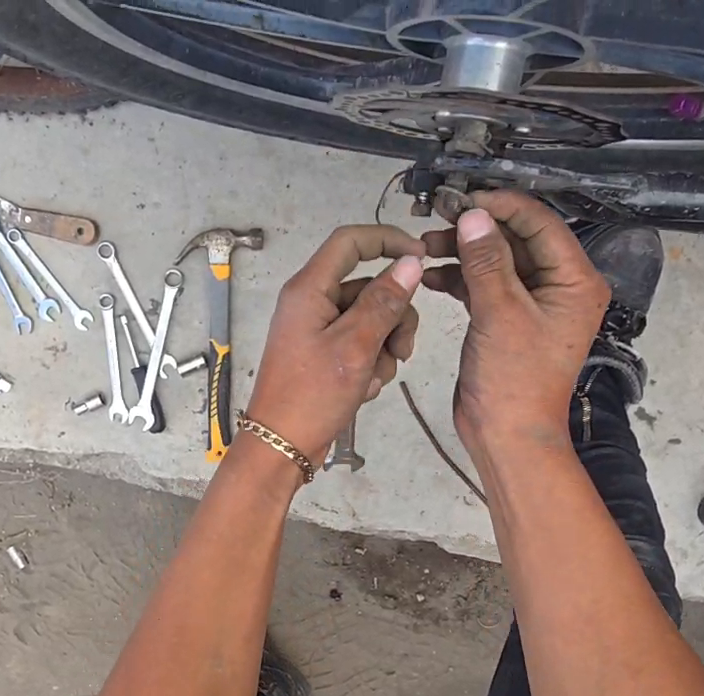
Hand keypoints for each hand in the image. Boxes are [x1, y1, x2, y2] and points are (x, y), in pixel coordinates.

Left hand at [242, 225, 424, 466]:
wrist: (281, 446)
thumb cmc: (312, 395)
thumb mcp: (355, 346)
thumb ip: (384, 302)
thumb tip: (411, 262)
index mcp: (309, 290)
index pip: (350, 241)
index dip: (388, 241)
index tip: (422, 257)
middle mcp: (311, 303)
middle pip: (368, 286)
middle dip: (394, 315)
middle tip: (403, 349)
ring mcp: (317, 331)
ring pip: (369, 319)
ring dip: (384, 346)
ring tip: (377, 377)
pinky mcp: (324, 356)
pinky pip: (359, 345)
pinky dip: (370, 364)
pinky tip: (365, 389)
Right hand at [420, 191, 609, 455]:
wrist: (507, 435)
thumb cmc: (514, 380)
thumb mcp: (500, 314)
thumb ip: (486, 261)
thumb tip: (472, 215)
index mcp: (574, 280)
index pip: (540, 225)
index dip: (501, 207)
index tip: (463, 200)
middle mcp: (558, 287)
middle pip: (517, 241)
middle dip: (477, 230)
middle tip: (437, 219)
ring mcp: (531, 305)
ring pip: (497, 263)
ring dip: (463, 254)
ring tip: (426, 248)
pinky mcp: (506, 322)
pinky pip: (485, 288)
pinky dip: (460, 280)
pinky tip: (431, 276)